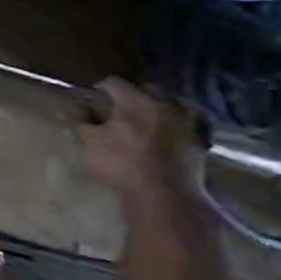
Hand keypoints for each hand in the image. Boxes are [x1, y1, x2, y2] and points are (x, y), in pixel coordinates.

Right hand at [78, 78, 195, 202]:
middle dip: (134, 94)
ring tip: (150, 119)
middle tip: (122, 108)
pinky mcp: (200, 143)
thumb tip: (80, 108)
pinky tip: (172, 134)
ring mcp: (186, 123)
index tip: (93, 99)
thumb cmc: (121, 165)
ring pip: (173, 104)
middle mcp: (163, 105)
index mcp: (135, 100)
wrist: (166, 196)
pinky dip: (181, 126)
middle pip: (148, 89)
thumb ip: (84, 122)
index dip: (100, 89)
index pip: (114, 83)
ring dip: (161, 108)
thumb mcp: (91, 143)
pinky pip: (191, 125)